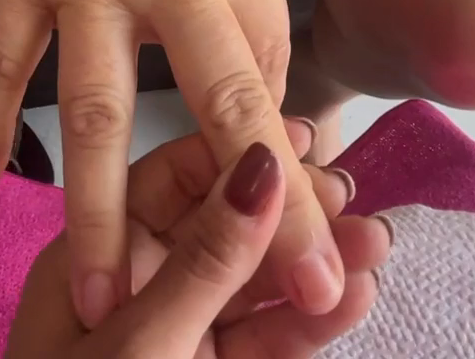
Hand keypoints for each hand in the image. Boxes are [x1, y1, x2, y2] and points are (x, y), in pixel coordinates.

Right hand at [0, 0, 344, 328]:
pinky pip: (2, 55)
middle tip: (288, 301)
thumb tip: (256, 68)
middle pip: (221, 106)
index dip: (288, 158)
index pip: (269, 78)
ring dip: (105, 206)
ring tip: (111, 293)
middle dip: (255, 208)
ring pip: (101, 108)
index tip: (312, 230)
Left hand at [6, 131, 388, 357]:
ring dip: (314, 267)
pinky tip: (354, 300)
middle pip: (224, 228)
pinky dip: (309, 324)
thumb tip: (264, 158)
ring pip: (255, 285)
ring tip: (377, 245)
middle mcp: (140, 282)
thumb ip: (207, 259)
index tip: (298, 137)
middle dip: (288, 213)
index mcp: (97, 254)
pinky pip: (266, 340)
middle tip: (351, 193)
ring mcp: (180, 333)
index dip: (233, 152)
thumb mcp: (143, 348)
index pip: (172, 178)